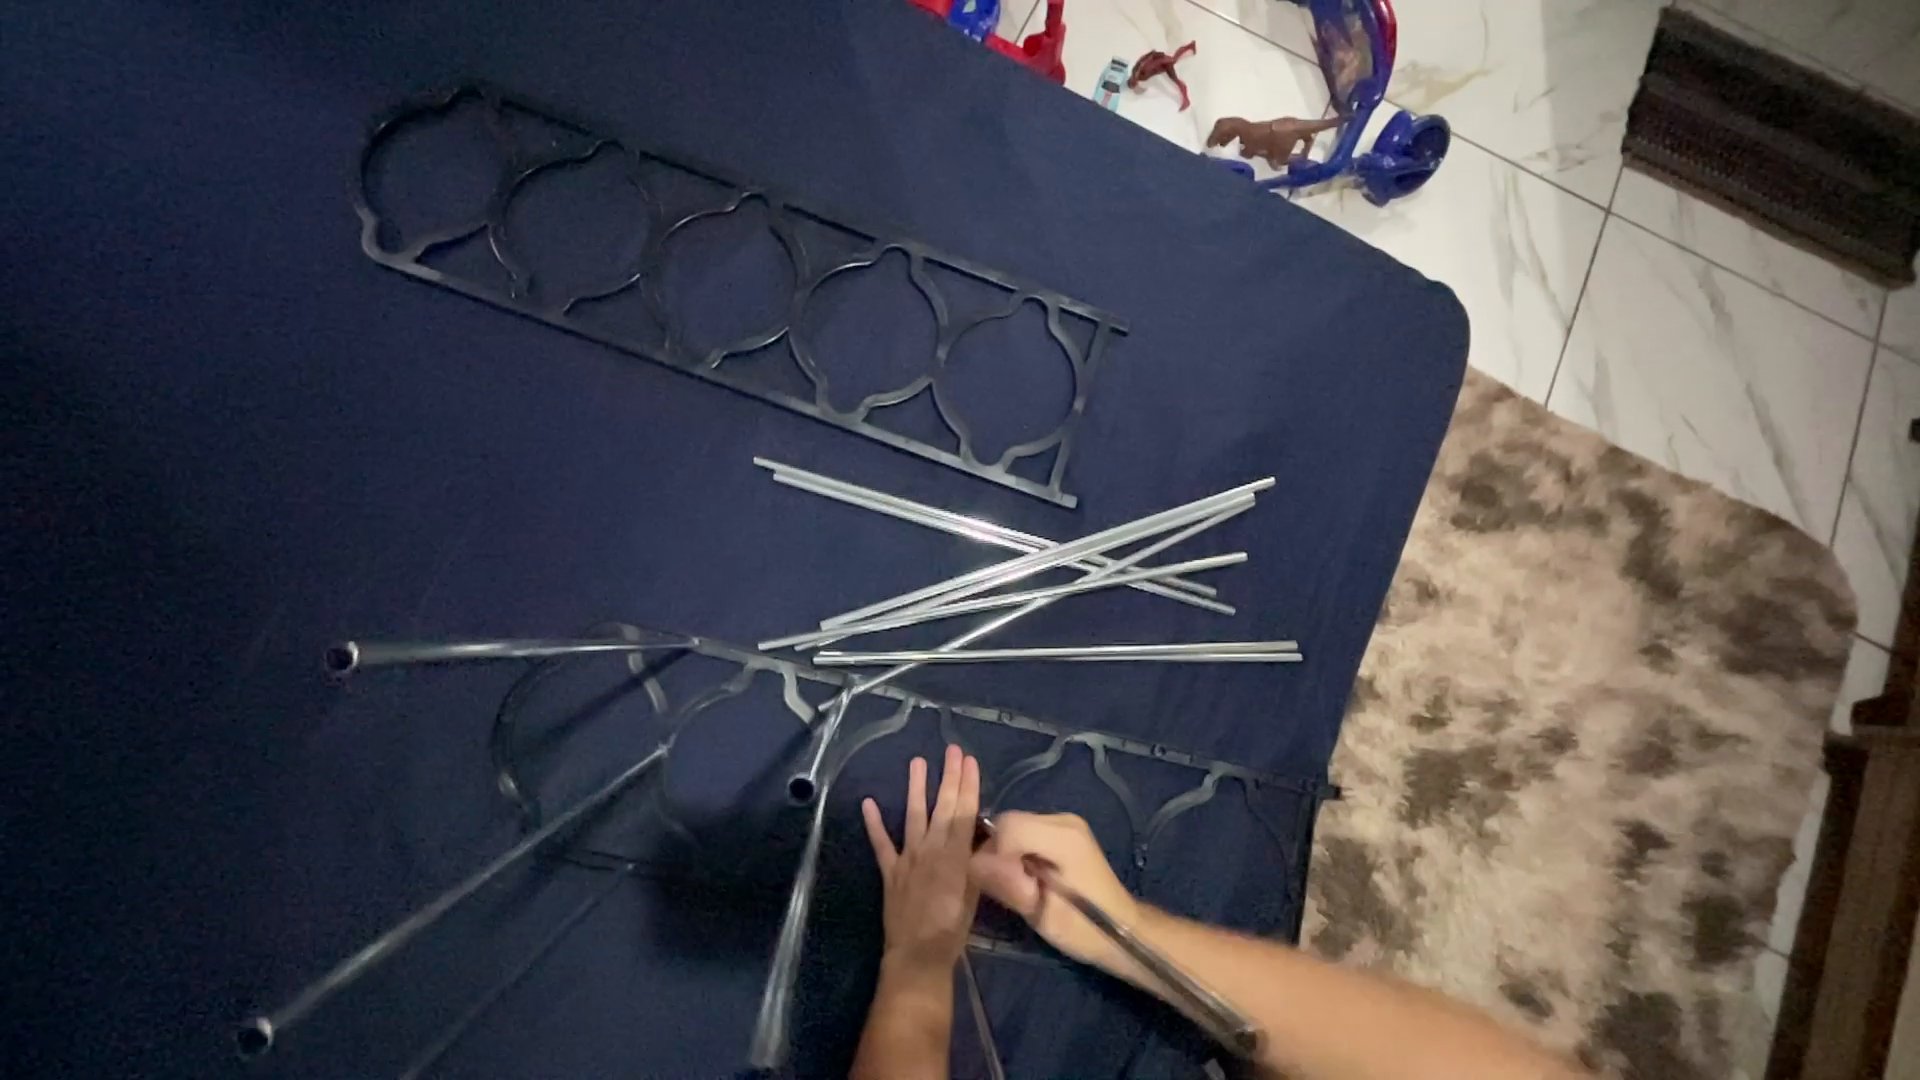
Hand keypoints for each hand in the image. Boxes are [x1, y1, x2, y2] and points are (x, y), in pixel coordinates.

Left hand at [861, 745, 980, 976]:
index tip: (970, 761)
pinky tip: (868, 802)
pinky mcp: (890, 870)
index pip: (965, 811)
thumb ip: (976, 861)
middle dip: (949, 776)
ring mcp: (909, 857)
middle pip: (944, 806)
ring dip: (917, 788)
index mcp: (956, 854)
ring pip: (914, 815)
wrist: (919, 955)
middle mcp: (932, 849)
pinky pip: (881, 844)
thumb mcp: (976, 893)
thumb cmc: (953, 928)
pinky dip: (874, 823)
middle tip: (953, 750)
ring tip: (917, 762)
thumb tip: (984, 834)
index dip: (968, 784)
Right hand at [969, 811, 1138, 970]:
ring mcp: (1065, 822)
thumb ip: (1009, 885)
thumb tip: (972, 862)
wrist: (1124, 930)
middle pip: (1009, 823)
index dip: (995, 855)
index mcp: (1063, 837)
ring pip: (1015, 826)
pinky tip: (1031, 876)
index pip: (1007, 826)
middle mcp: (1064, 819)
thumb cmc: (1086, 929)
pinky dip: (1019, 852)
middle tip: (1014, 889)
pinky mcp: (1064, 830)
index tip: (1005, 886)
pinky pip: (1026, 831)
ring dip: (1008, 854)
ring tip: (1024, 885)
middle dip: (1000, 855)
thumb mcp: (1043, 914)